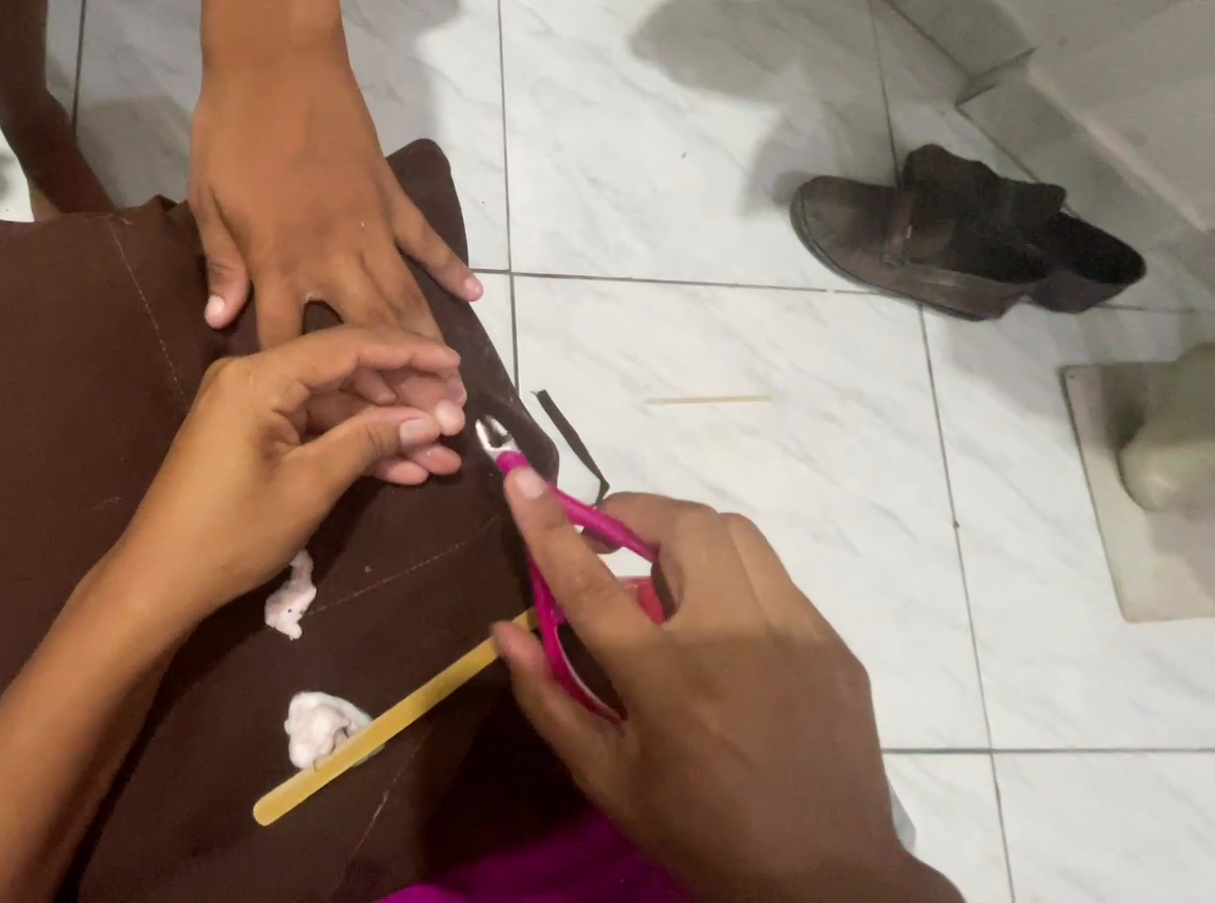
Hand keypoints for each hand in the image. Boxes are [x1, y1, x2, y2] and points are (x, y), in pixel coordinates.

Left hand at [112, 326, 464, 628]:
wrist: (160, 579)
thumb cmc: (232, 533)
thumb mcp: (309, 486)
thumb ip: (368, 441)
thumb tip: (427, 420)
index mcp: (258, 376)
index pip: (346, 346)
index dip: (406, 353)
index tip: (457, 366)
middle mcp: (252, 376)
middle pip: (343, 373)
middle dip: (402, 400)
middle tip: (456, 423)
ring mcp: (251, 406)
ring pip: (333, 406)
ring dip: (384, 431)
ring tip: (442, 456)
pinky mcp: (252, 433)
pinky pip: (311, 429)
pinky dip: (352, 447)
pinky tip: (403, 469)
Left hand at [189, 46, 478, 480]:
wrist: (275, 60)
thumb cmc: (230, 133)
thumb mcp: (209, 201)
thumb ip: (222, 264)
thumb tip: (221, 320)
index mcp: (278, 263)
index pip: (294, 342)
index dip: (317, 387)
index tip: (341, 428)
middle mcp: (331, 256)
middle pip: (368, 332)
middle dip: (399, 382)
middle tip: (436, 421)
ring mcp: (368, 226)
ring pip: (403, 297)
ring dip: (429, 342)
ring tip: (456, 384)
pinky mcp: (390, 196)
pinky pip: (424, 240)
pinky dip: (447, 266)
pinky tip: (472, 294)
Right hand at [491, 475, 959, 902]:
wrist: (832, 883)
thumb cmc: (699, 830)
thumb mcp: (604, 777)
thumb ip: (546, 696)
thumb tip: (503, 629)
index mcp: (668, 682)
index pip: (591, 582)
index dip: (547, 522)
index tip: (519, 474)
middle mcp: (736, 642)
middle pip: (683, 526)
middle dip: (631, 514)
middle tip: (606, 542)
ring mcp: (796, 636)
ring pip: (733, 532)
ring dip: (680, 532)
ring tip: (658, 570)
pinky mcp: (832, 644)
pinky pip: (768, 572)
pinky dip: (724, 570)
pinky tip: (714, 617)